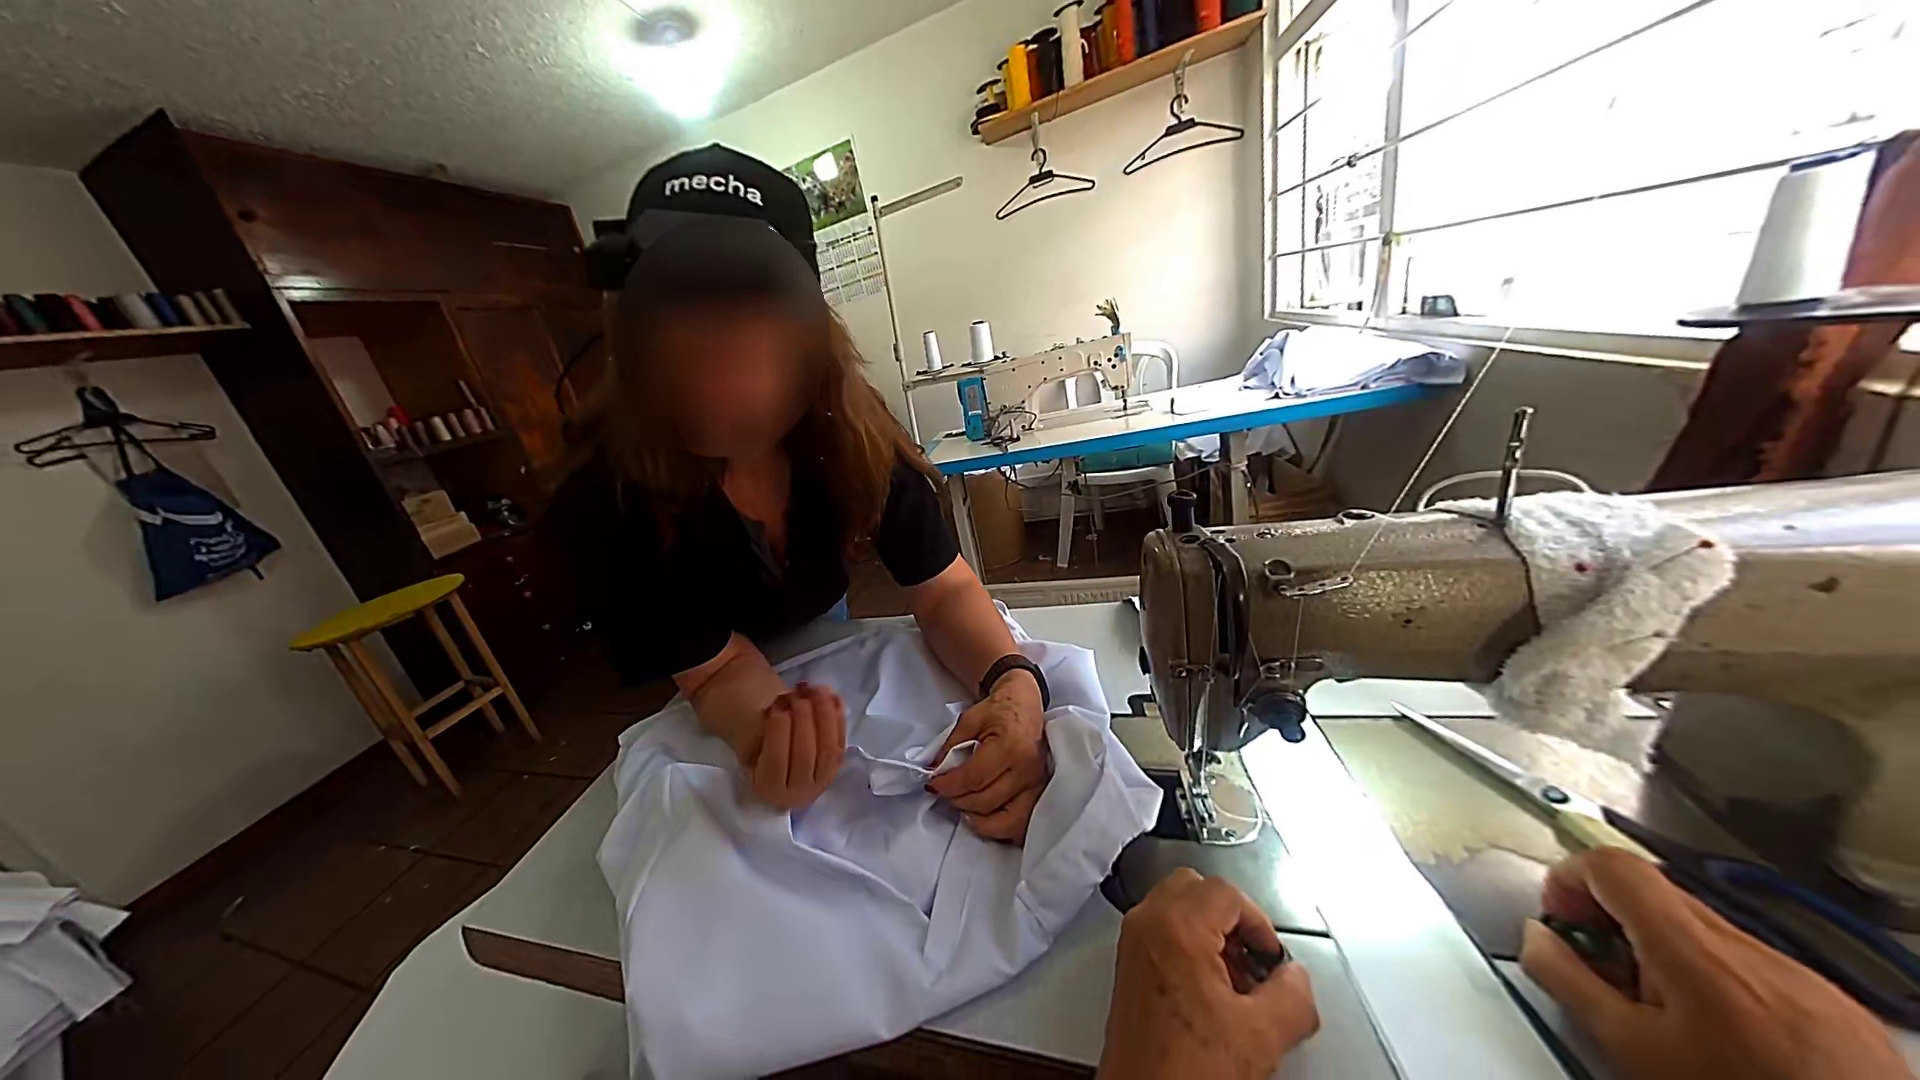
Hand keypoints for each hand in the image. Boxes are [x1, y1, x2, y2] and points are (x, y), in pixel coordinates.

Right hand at [730, 682, 845, 810]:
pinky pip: (842, 741)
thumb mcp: (750, 741)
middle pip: (805, 756)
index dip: (779, 733)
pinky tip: (832, 695)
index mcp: (767, 789)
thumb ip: (763, 730)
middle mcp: (797, 793)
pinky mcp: (838, 767)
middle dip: (803, 720)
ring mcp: (822, 781)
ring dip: (824, 715)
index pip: (776, 762)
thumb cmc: (760, 745)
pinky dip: (838, 716)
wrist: (780, 758)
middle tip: (797, 695)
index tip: (778, 707)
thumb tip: (782, 706)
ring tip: (816, 690)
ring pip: (828, 750)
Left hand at [927, 668, 1049, 842]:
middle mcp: (1027, 771)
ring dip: (976, 818)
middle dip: (957, 799)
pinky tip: (983, 815)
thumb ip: (950, 747)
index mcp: (1010, 747)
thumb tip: (936, 772)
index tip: (934, 783)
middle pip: (984, 802)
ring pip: (1003, 823)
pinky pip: (1019, 826)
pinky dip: (998, 827)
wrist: (1026, 706)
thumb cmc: (999, 711)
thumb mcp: (969, 720)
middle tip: (946, 790)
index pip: (973, 779)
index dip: (948, 785)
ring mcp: (1037, 787)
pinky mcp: (1040, 796)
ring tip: (962, 803)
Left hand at [1098, 869, 1318, 1079]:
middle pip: (1197, 887)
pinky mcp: (1128, 959)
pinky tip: (1211, 989)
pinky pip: (1162, 926)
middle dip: (1232, 918)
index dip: (1258, 921)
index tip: (1272, 956)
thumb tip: (1296, 977)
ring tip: (1237, 980)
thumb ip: (1292, 997)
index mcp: (1176, 928)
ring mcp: (1133, 939)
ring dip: (1211, 928)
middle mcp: (1148, 923)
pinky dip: (1189, 940)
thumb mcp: (1260, 1037)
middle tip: (1254, 959)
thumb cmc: (1187, 1071)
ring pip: (1177, 903)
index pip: (1225, 892)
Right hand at [1520, 848, 1908, 1079]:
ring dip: (1660, 951)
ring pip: (1701, 930)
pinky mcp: (1839, 1008)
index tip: (1564, 920)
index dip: (1570, 879)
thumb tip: (1535, 935)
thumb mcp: (1629, 1047)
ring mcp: (1804, 977)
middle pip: (1654, 894)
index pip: (1612, 865)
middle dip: (1610, 920)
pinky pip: (1753, 965)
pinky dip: (1715, 981)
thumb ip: (1566, 979)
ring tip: (1661, 1012)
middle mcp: (1751, 949)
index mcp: (1694, 950)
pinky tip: (1720, 1033)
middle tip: (1602, 970)